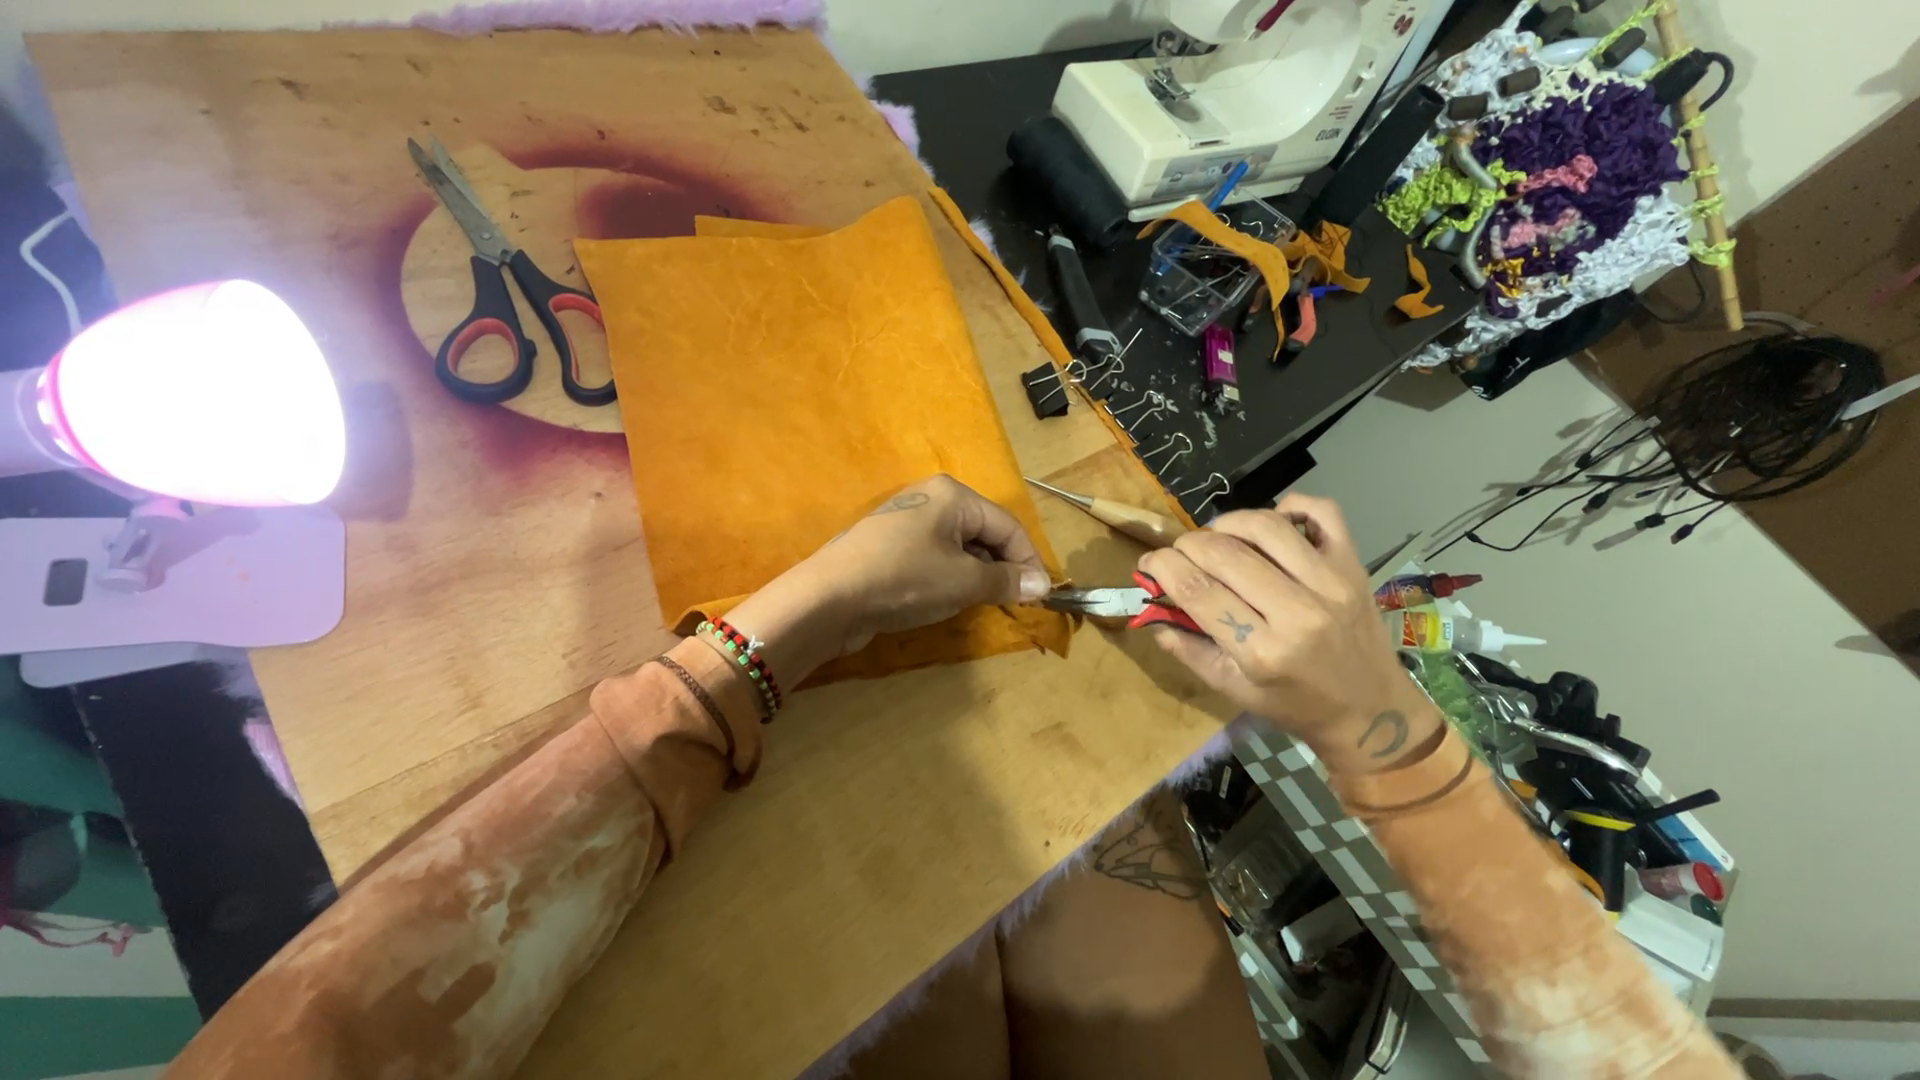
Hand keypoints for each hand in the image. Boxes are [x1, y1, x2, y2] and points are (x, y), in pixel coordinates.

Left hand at [722, 475, 1052, 683]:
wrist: (830, 597)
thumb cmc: (905, 580)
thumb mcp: (964, 581)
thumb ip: (1006, 580)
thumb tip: (1042, 585)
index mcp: (953, 495)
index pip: (1008, 525)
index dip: (1028, 561)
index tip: (1041, 596)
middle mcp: (930, 499)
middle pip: (983, 532)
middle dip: (1002, 567)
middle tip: (1015, 602)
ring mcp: (906, 522)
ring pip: (959, 547)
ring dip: (976, 575)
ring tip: (983, 603)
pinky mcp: (889, 548)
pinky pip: (934, 558)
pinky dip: (950, 577)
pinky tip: (947, 600)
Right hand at [1136, 495, 1438, 774]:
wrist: (1371, 710)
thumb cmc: (1293, 704)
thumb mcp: (1232, 689)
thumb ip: (1188, 649)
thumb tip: (1150, 612)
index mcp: (1262, 651)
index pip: (1197, 591)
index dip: (1163, 567)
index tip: (1149, 563)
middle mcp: (1298, 613)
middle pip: (1224, 554)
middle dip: (1187, 545)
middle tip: (1179, 553)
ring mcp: (1331, 584)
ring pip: (1266, 526)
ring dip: (1227, 523)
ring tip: (1216, 537)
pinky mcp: (1353, 566)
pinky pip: (1322, 513)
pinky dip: (1291, 506)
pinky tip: (1271, 522)